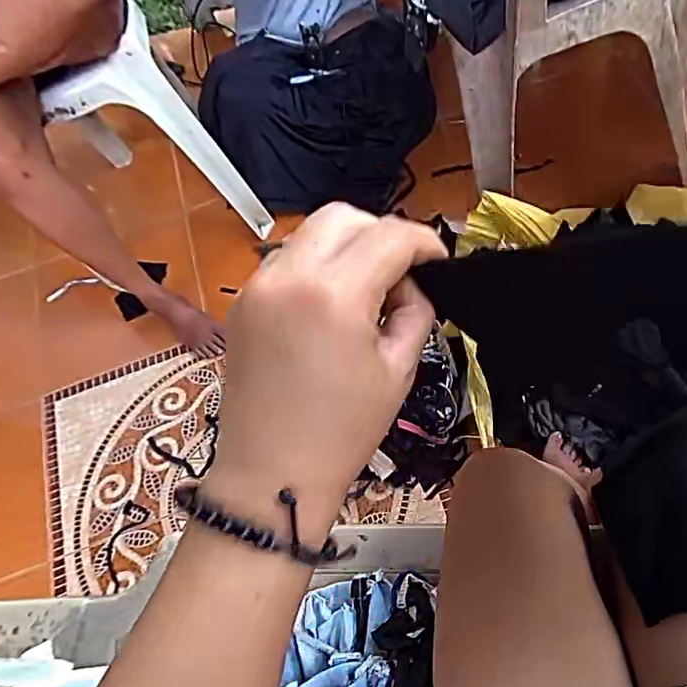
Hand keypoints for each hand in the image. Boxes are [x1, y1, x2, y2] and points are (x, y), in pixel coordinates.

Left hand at [205, 204, 447, 531]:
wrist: (274, 470)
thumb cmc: (343, 431)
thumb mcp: (398, 372)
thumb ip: (415, 317)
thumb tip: (415, 290)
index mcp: (335, 295)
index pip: (389, 236)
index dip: (425, 242)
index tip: (440, 259)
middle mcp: (290, 275)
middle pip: (344, 216)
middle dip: (384, 234)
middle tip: (406, 276)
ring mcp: (260, 286)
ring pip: (313, 233)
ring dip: (350, 249)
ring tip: (372, 297)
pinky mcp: (246, 302)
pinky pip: (290, 261)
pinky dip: (322, 268)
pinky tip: (338, 309)